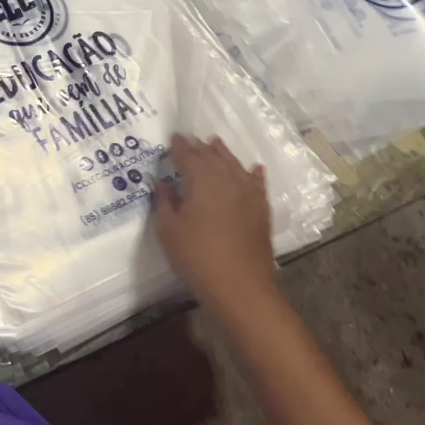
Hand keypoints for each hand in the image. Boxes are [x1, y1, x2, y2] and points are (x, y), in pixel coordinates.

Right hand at [152, 134, 275, 311]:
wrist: (240, 287)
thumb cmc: (196, 256)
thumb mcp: (168, 229)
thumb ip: (164, 201)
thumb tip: (162, 183)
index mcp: (202, 180)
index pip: (188, 156)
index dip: (179, 146)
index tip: (173, 136)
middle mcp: (227, 179)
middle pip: (212, 157)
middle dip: (199, 147)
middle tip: (190, 139)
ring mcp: (248, 194)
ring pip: (234, 165)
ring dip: (223, 153)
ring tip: (215, 143)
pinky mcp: (261, 210)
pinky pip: (257, 183)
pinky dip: (253, 173)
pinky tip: (254, 168)